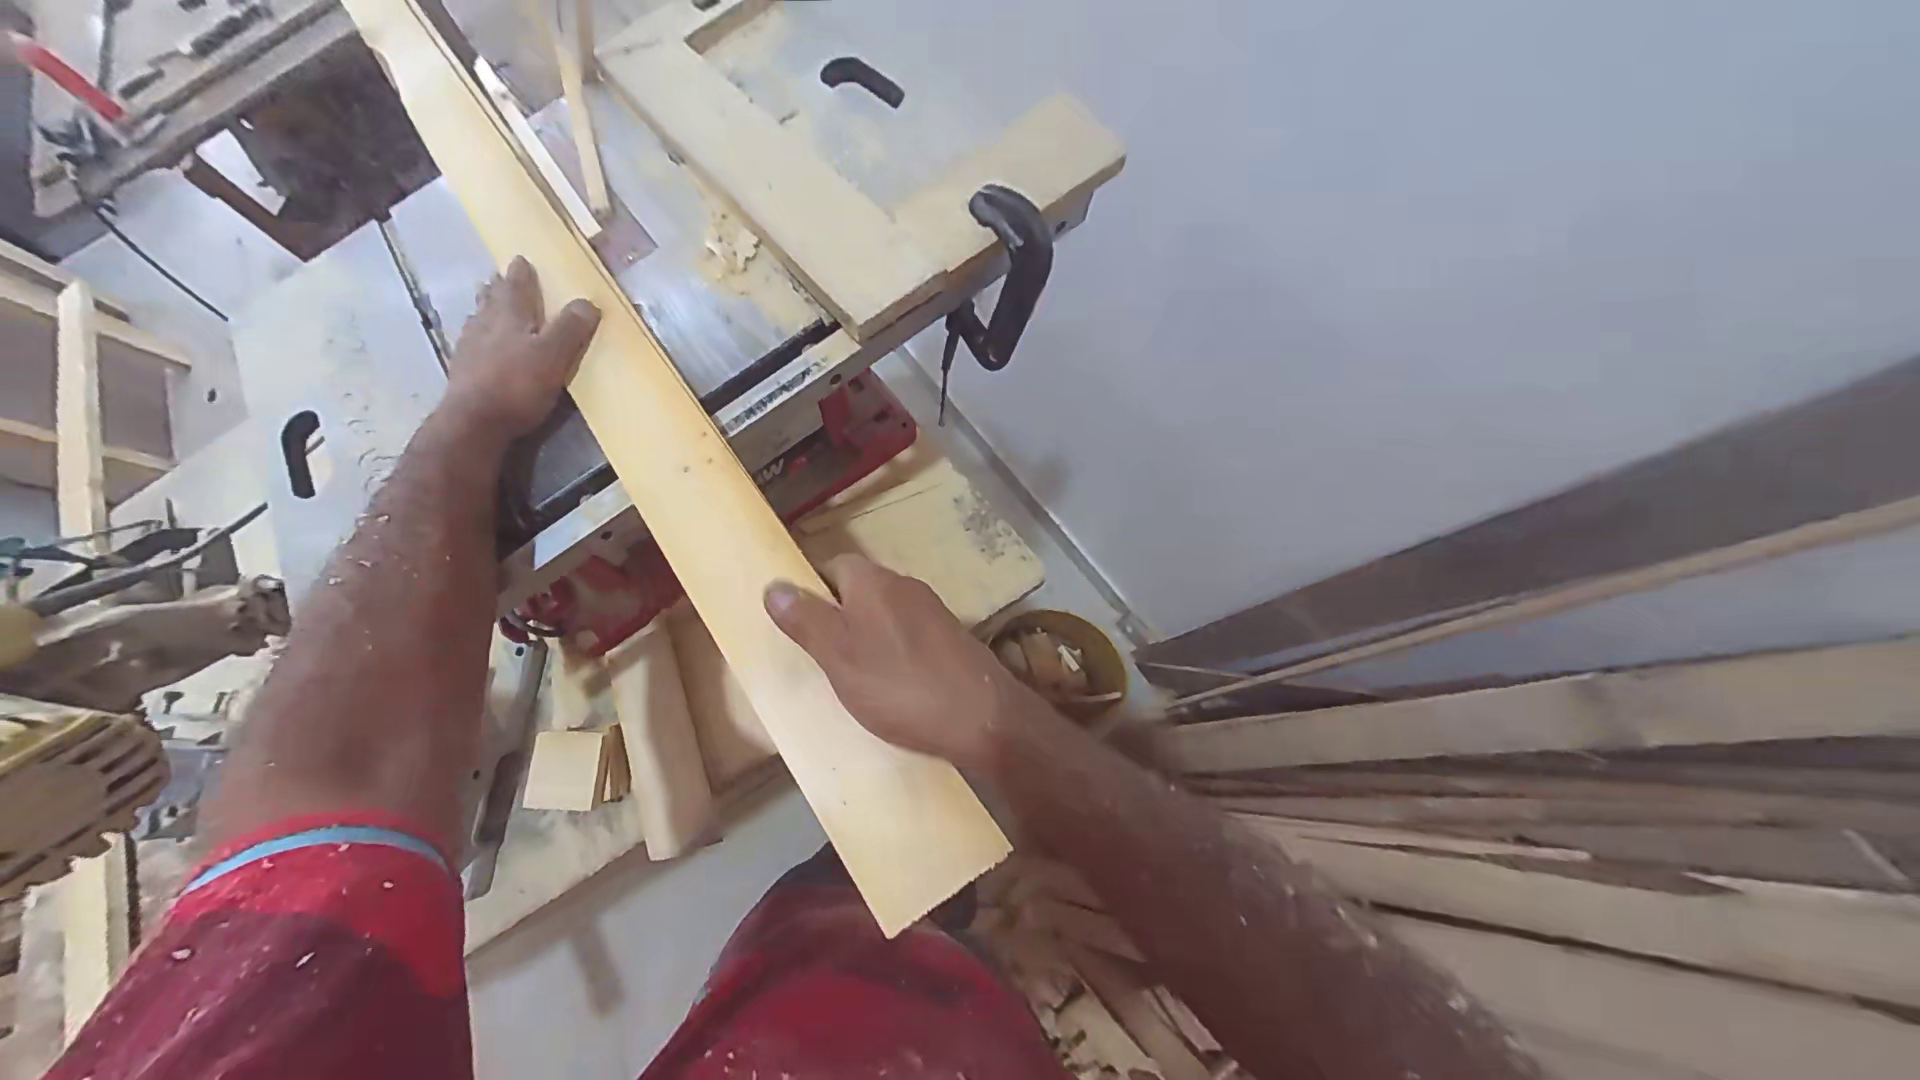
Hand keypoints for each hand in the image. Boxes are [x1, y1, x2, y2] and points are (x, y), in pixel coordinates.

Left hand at [441, 257, 600, 438]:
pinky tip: (480, 344)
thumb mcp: (554, 356)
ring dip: (486, 310)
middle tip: (500, 278)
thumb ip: (570, 329)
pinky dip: (479, 337)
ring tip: (488, 305)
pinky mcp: (464, 370)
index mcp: (510, 317)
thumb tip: (588, 301)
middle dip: (500, 288)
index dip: (522, 275)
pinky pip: (473, 343)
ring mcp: (471, 347)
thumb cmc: (518, 385)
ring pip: (480, 319)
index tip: (521, 260)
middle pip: (493, 300)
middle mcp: (487, 325)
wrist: (475, 421)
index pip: (517, 288)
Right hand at [764, 554, 1045, 772]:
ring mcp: (933, 611)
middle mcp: (906, 585)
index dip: (811, 590)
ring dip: (865, 637)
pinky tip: (891, 684)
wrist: (983, 718)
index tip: (798, 624)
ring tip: (851, 676)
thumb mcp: (839, 656)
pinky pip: (908, 635)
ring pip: (884, 613)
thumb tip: (773, 585)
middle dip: (837, 617)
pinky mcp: (950, 637)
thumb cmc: (900, 685)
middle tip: (821, 656)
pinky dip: (893, 652)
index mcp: (874, 581)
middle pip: (858, 589)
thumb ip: (805, 620)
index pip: (832, 566)